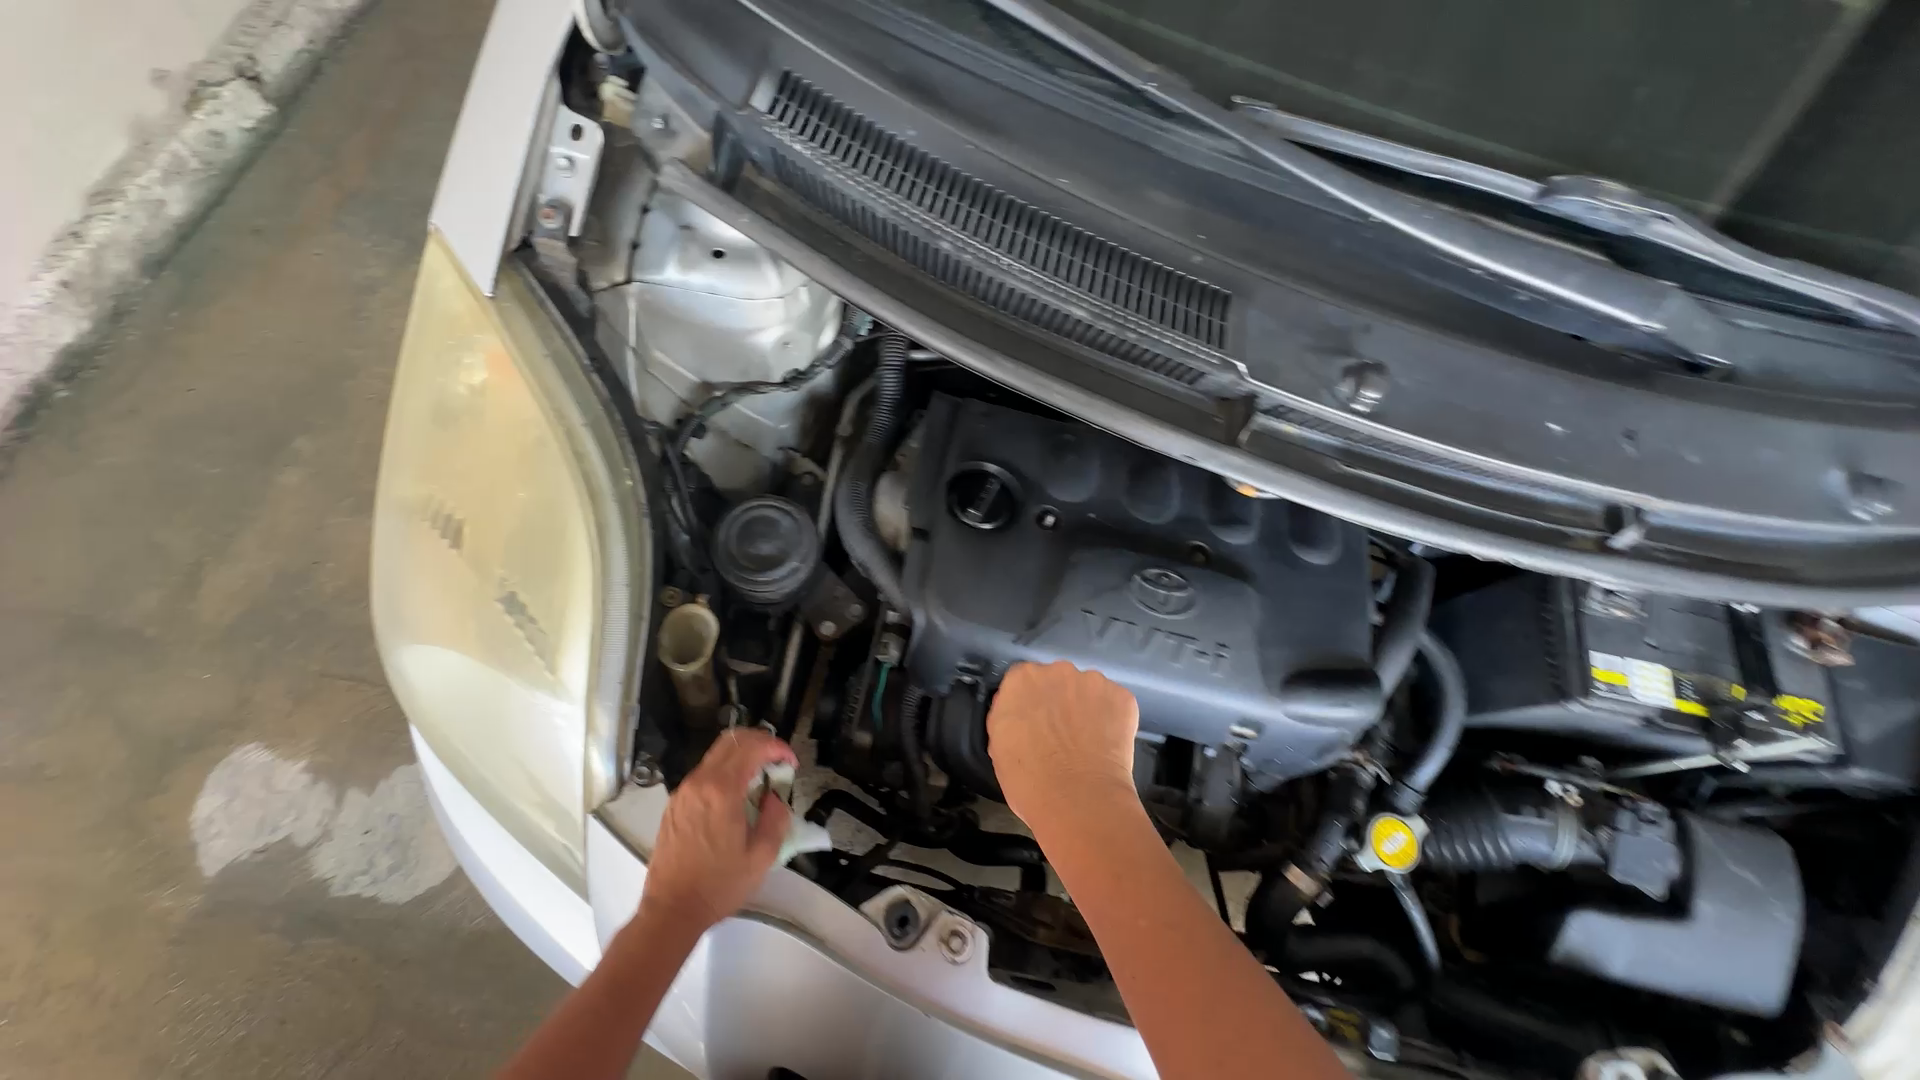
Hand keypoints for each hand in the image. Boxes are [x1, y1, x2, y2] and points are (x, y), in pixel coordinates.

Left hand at [638, 728, 796, 931]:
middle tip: (778, 761)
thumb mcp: (762, 855)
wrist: (672, 910)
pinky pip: (703, 773)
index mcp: (722, 791)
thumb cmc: (719, 886)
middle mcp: (699, 783)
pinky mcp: (675, 804)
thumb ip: (776, 817)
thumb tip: (773, 797)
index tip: (791, 763)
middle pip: (732, 740)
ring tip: (760, 779)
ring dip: (742, 756)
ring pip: (716, 755)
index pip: (753, 747)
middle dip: (760, 742)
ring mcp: (683, 792)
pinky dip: (725, 772)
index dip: (777, 747)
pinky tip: (736, 796)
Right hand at [986, 661, 1140, 834]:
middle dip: (1058, 700)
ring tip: (1086, 743)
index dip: (1029, 703)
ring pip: (1087, 690)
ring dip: (1086, 708)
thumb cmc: (1029, 780)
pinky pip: (1114, 704)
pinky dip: (1112, 720)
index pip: (1022, 681)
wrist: (1078, 800)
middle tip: (1060, 734)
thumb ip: (1005, 716)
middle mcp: (1057, 671)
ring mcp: (1093, 682)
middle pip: (1057, 680)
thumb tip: (1016, 712)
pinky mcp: (1122, 698)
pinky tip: (1106, 746)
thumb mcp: (998, 746)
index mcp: (1021, 679)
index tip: (1034, 722)